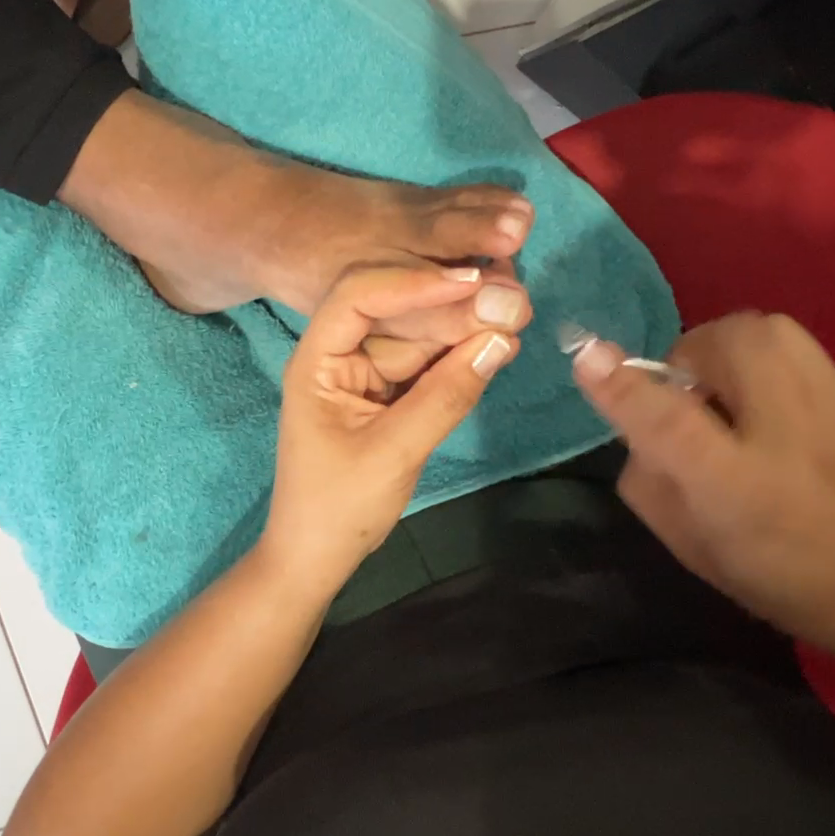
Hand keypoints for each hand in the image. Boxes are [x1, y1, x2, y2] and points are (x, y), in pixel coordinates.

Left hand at [260, 265, 520, 586]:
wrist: (317, 556)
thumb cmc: (339, 506)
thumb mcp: (394, 453)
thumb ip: (446, 396)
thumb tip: (500, 342)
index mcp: (318, 358)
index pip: (359, 295)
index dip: (414, 281)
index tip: (472, 280)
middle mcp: (340, 353)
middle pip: (395, 309)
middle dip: (451, 301)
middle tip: (513, 295)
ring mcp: (365, 372)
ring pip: (417, 334)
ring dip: (463, 324)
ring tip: (516, 312)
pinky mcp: (388, 393)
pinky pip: (426, 362)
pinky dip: (459, 355)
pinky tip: (498, 343)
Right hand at [572, 312, 834, 639]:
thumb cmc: (784, 581)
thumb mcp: (695, 549)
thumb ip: (651, 484)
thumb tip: (633, 429)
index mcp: (738, 489)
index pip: (668, 421)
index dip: (623, 385)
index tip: (588, 356)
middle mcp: (793, 435)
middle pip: (731, 340)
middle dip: (692, 351)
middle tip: (691, 395)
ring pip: (773, 331)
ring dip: (734, 351)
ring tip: (736, 395)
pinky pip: (807, 361)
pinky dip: (779, 378)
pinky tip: (790, 421)